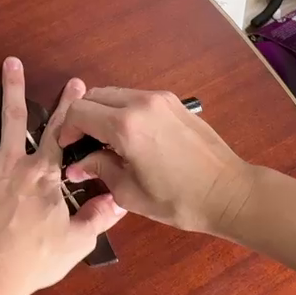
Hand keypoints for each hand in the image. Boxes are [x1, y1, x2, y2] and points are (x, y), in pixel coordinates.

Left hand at [0, 59, 124, 294]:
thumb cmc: (30, 262)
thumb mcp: (74, 244)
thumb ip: (96, 218)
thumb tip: (118, 201)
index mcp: (42, 176)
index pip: (60, 134)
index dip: (69, 107)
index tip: (75, 83)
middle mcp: (12, 164)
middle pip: (14, 119)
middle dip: (14, 88)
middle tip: (11, 62)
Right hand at [57, 87, 254, 233]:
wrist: (229, 193)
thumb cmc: (179, 200)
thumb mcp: (130, 193)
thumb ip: (99, 170)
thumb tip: (77, 164)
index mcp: (126, 126)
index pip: (79, 112)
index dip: (66, 129)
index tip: (68, 148)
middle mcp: (140, 103)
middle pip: (93, 96)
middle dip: (81, 118)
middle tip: (82, 143)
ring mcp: (159, 98)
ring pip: (113, 93)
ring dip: (101, 112)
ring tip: (105, 140)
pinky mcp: (172, 101)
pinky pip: (135, 97)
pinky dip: (122, 110)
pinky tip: (129, 136)